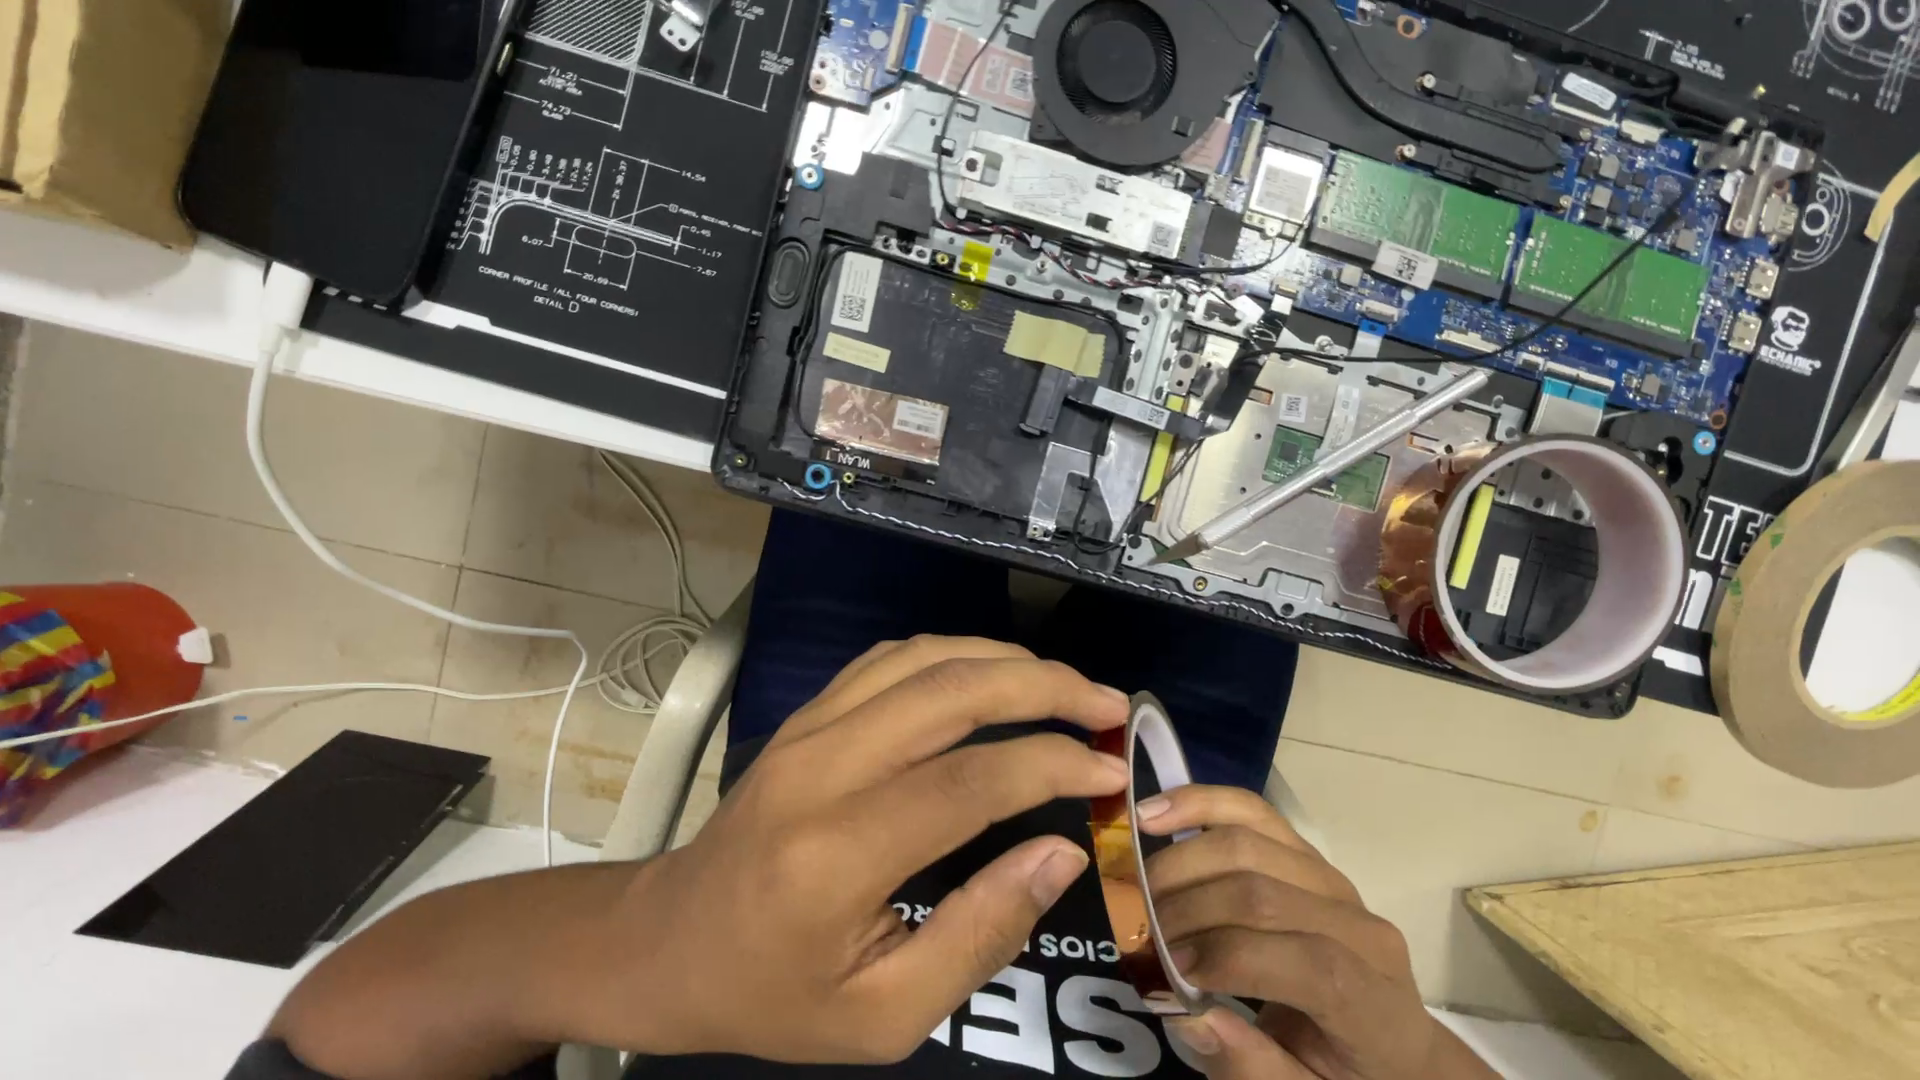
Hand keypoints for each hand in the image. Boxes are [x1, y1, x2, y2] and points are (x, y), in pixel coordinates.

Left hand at [570, 636, 1130, 1062]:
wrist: (667, 942)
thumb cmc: (773, 993)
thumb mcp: (882, 1013)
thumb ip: (979, 934)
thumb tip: (1059, 850)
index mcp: (837, 853)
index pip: (969, 781)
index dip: (1053, 764)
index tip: (1111, 772)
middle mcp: (822, 767)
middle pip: (951, 693)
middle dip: (1045, 687)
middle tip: (1109, 704)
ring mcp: (808, 727)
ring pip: (923, 658)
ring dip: (1005, 659)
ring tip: (1066, 684)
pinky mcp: (805, 714)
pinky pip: (890, 658)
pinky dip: (954, 653)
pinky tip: (992, 673)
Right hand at [1141, 786, 1496, 1079]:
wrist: (1391, 1046)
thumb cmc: (1344, 1077)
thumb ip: (1254, 1071)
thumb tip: (1193, 1017)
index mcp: (1375, 1004)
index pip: (1311, 965)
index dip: (1232, 960)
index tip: (1170, 973)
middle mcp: (1361, 927)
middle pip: (1264, 894)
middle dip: (1186, 911)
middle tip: (1136, 934)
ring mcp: (1332, 879)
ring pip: (1247, 844)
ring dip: (1178, 864)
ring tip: (1136, 891)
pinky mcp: (1304, 851)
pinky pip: (1249, 811)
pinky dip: (1196, 805)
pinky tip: (1151, 815)